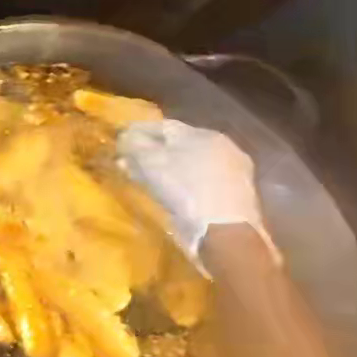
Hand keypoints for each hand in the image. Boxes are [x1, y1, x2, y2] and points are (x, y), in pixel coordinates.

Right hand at [116, 119, 273, 266]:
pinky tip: (169, 192)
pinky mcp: (237, 194)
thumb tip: (125, 136)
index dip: (137, 132)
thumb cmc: (183, 187)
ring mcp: (234, 171)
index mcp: (202, 133)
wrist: (224, 230)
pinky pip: (200, 180)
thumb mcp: (148, 160)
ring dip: (165, 169)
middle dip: (150, 152)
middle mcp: (222, 147)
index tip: (119, 141)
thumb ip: (133, 143)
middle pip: (177, 145)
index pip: (162, 126)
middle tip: (129, 162)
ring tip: (144, 179)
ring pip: (188, 163)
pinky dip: (182, 182)